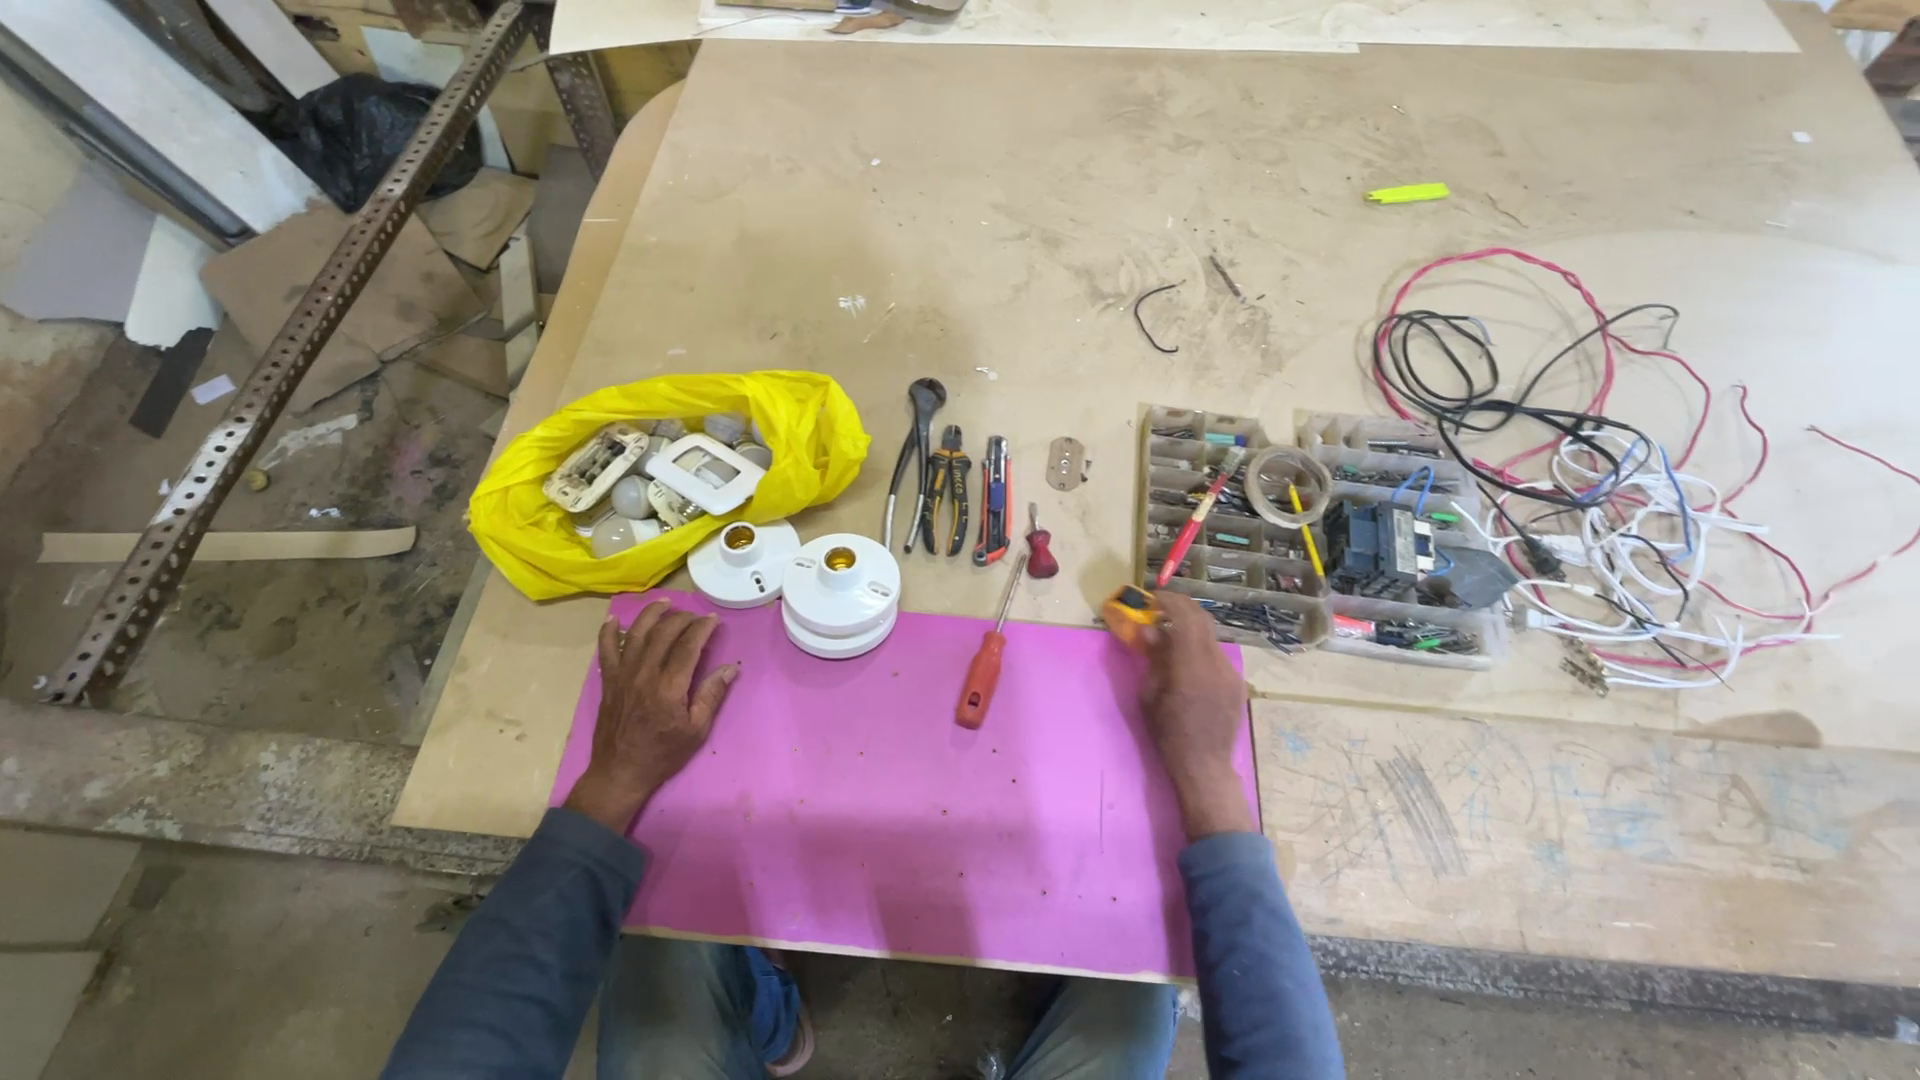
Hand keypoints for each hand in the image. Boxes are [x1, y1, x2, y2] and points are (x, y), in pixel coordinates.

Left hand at [563, 601, 738, 835]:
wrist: (620, 772)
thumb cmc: (663, 754)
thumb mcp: (697, 730)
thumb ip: (712, 695)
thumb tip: (730, 668)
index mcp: (669, 687)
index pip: (688, 645)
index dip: (702, 628)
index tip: (713, 620)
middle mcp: (644, 674)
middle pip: (664, 633)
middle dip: (682, 618)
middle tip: (696, 616)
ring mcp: (623, 675)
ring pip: (636, 634)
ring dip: (651, 614)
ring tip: (664, 603)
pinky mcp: (609, 681)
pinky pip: (606, 650)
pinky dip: (609, 632)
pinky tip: (615, 620)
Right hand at [1138, 591, 1254, 840]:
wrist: (1205, 766)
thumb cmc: (1169, 735)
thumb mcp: (1150, 696)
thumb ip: (1154, 659)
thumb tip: (1149, 630)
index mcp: (1192, 668)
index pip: (1186, 619)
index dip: (1170, 602)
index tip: (1152, 597)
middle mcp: (1216, 664)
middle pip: (1202, 620)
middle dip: (1181, 607)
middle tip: (1160, 606)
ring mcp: (1230, 673)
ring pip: (1210, 637)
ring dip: (1190, 627)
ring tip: (1169, 633)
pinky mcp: (1235, 683)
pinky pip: (1215, 655)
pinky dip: (1198, 647)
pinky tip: (1185, 660)